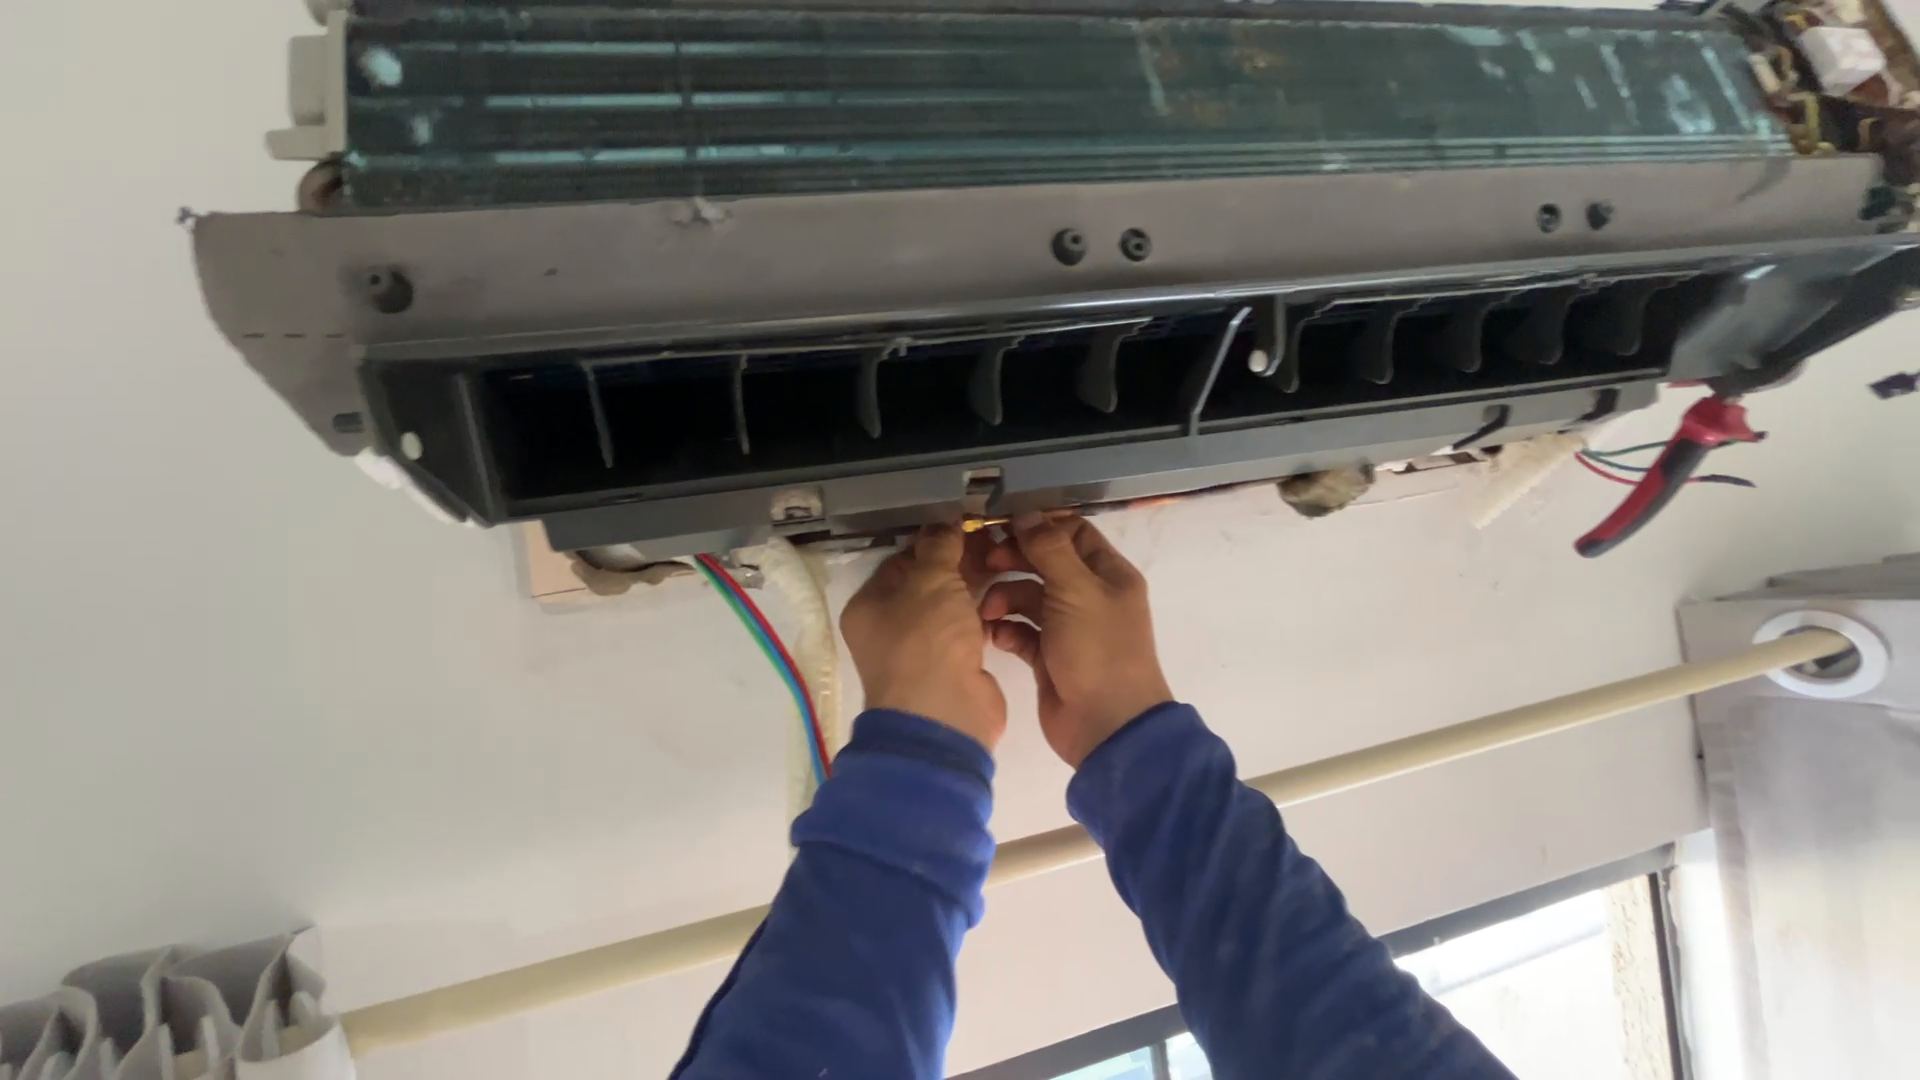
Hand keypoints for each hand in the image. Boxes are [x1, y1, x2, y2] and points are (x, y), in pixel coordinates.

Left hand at [840, 525, 1007, 751]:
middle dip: (958, 559)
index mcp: (870, 606)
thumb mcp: (931, 582)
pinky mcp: (954, 663)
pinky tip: (1009, 588)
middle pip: (928, 582)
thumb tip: (944, 519)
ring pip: (951, 604)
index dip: (933, 540)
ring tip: (1006, 555)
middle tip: (993, 537)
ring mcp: (924, 648)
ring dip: (975, 582)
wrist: (946, 715)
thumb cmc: (926, 641)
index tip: (965, 523)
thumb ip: (939, 547)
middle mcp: (891, 626)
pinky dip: (985, 610)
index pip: (902, 560)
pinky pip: (968, 627)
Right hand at [981, 514, 1173, 767]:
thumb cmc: (1098, 650)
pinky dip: (1007, 629)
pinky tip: (996, 635)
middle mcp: (1089, 596)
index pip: (1072, 533)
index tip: (1002, 526)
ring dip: (1005, 598)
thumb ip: (1049, 549)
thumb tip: (1026, 514)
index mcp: (1108, 574)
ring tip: (987, 611)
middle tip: (986, 563)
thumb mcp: (1076, 590)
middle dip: (1015, 561)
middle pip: (1045, 563)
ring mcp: (1068, 628)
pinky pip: (1021, 631)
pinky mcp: (1048, 656)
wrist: (1106, 726)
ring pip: (1029, 597)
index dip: (1039, 526)